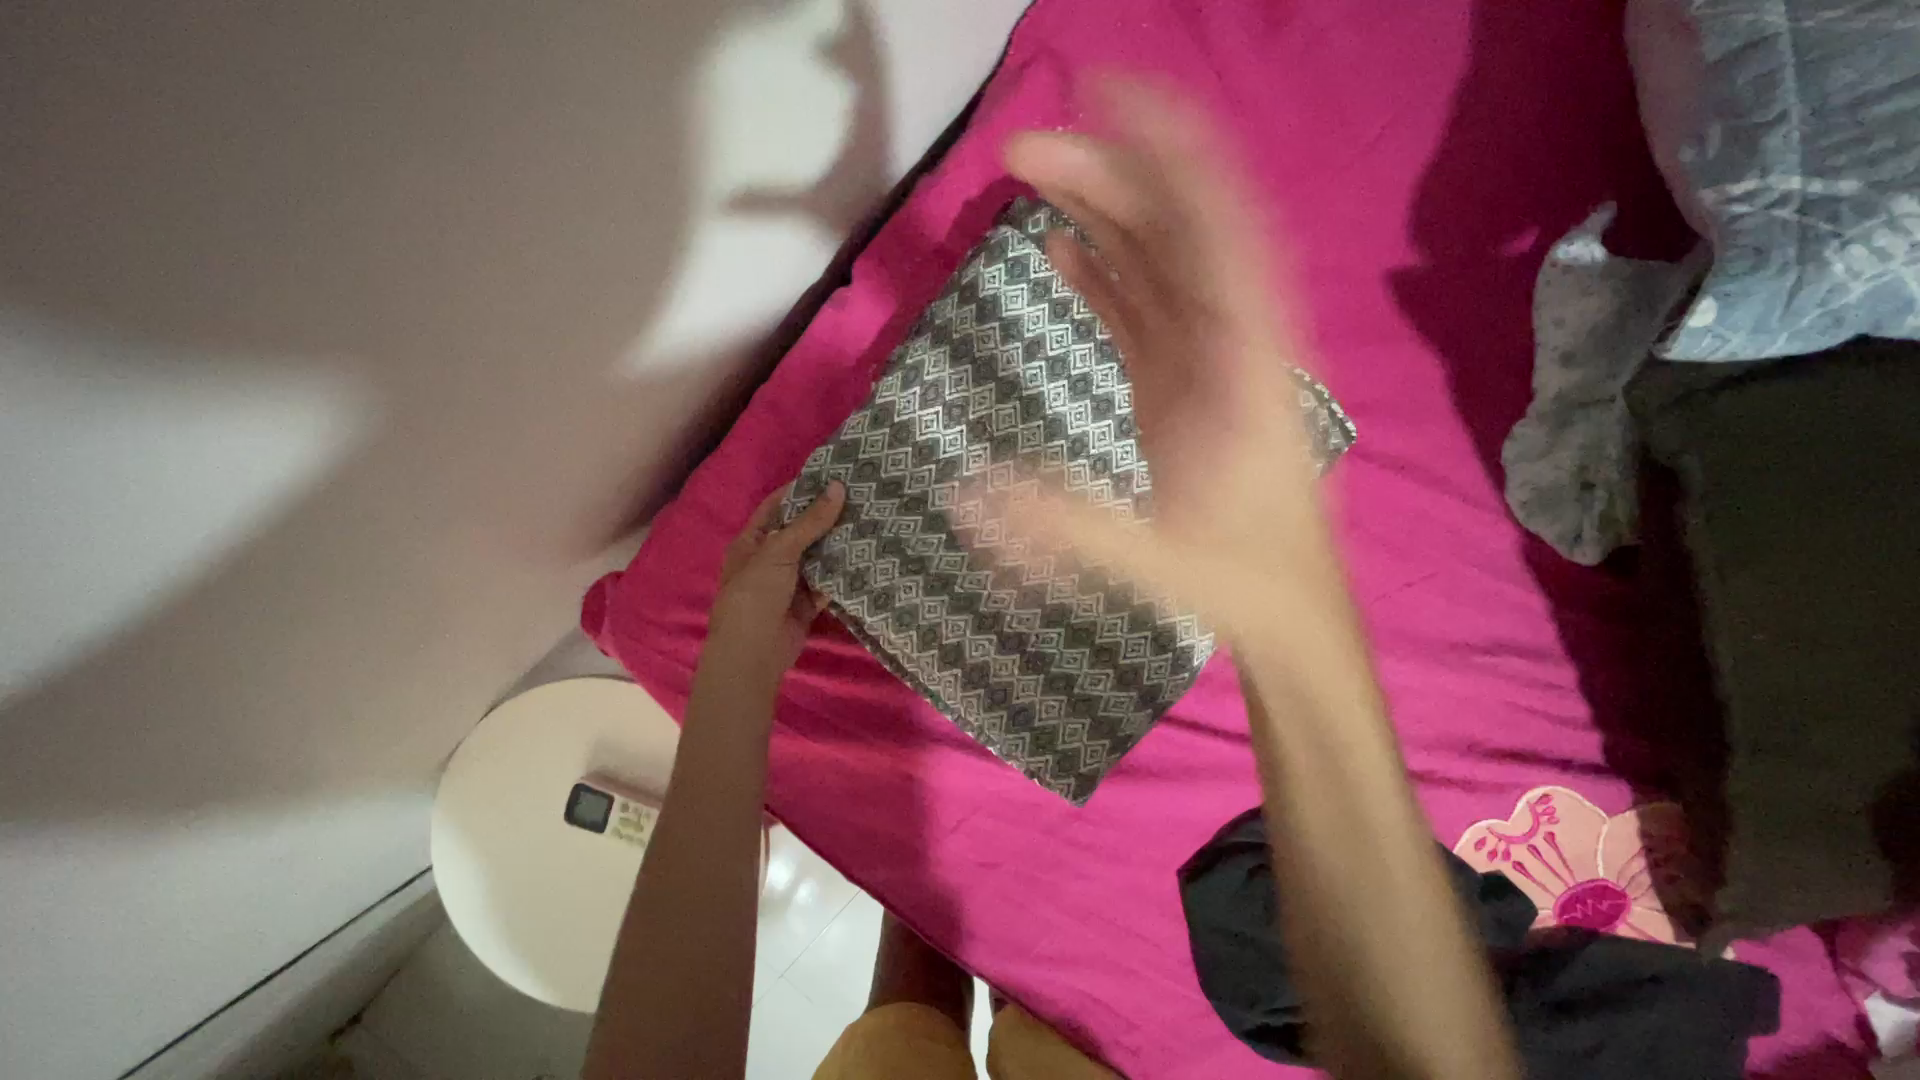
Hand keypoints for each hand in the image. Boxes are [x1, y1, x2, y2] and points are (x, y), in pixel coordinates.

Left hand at [707, 480, 847, 681]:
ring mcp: (788, 583)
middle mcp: (769, 560)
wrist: (753, 652)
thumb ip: (810, 521)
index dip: (800, 491)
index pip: (776, 507)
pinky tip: (866, 558)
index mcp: (751, 542)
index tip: (831, 476)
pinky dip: (842, 574)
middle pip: (800, 532)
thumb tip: (838, 486)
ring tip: (869, 521)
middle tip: (860, 498)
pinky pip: (826, 584)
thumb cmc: (755, 593)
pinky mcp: (805, 605)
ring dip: (838, 545)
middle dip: (826, 517)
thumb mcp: (779, 550)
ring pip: (816, 558)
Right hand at [1004, 79, 1345, 649]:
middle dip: (1107, 176)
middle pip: (1177, 233)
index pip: (1217, 232)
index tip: (1112, 97)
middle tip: (1021, 149)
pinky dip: (1106, 274)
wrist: (1292, 611)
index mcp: (1244, 363)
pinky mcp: (1185, 384)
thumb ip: (1067, 528)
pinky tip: (1061, 247)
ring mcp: (1207, 360)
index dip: (1170, 154)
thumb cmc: (1244, 583)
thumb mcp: (1157, 560)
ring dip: (1103, 211)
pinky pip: (1145, 309)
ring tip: (1031, 173)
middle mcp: (1231, 342)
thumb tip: (964, 497)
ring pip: (1158, 262)